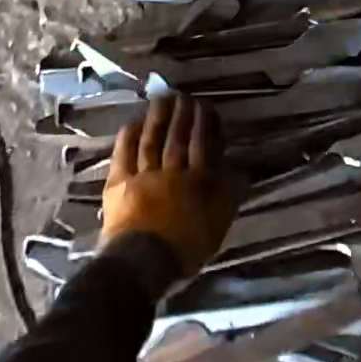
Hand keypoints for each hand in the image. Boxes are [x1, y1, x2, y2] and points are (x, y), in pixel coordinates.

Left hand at [103, 93, 240, 277]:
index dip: (205, 123)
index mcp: (199, 180)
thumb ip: (229, 195)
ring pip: (153, 140)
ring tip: (162, 99)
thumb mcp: (218, 224)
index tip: (207, 106)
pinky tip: (134, 122)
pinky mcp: (119, 183)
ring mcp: (144, 175)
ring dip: (158, 118)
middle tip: (185, 96)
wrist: (141, 265)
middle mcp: (173, 171)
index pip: (204, 143)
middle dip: (182, 114)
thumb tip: (240, 170)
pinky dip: (129, 136)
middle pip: (178, 137)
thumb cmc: (185, 249)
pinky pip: (124, 154)